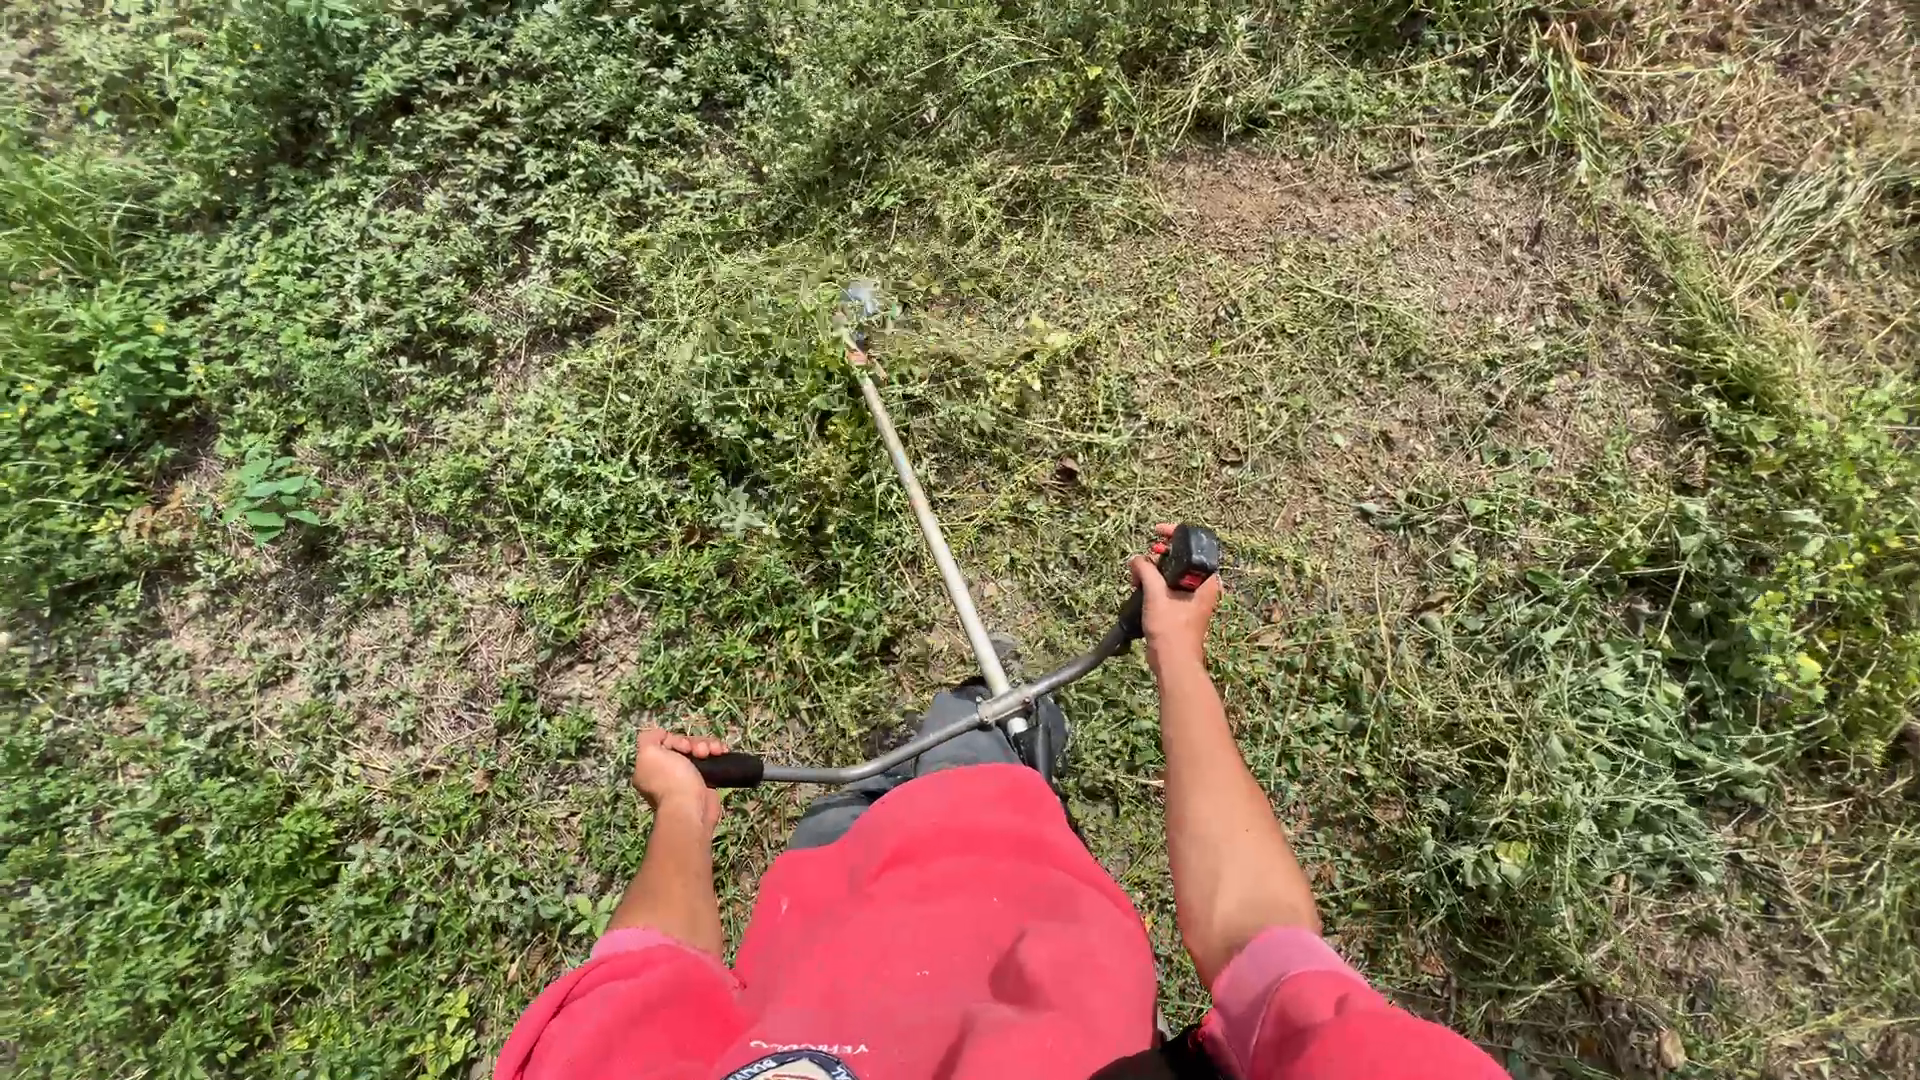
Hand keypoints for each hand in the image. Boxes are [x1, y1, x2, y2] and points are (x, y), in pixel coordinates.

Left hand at [631, 728, 726, 829]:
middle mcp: (666, 771)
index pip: (665, 742)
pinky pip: (710, 759)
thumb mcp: (648, 753)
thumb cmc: (671, 780)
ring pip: (698, 750)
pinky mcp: (703, 781)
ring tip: (716, 752)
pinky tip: (722, 752)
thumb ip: (648, 738)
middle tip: (701, 752)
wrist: (691, 809)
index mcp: (649, 766)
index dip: (676, 740)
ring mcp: (685, 777)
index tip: (684, 748)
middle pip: (683, 745)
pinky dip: (716, 753)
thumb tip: (661, 735)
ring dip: (708, 746)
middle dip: (695, 743)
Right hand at [1129, 522, 1221, 676]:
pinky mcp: (1181, 608)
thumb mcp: (1156, 594)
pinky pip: (1167, 588)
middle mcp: (1203, 587)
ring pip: (1171, 574)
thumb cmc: (1170, 627)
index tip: (1157, 532)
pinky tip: (1140, 588)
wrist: (1173, 661)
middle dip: (1158, 557)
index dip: (1174, 535)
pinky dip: (1154, 585)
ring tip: (1137, 577)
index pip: (1194, 546)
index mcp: (1206, 580)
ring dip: (1153, 572)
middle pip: (1180, 559)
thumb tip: (1136, 560)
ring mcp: (1193, 598)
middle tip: (1143, 561)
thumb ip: (1146, 571)